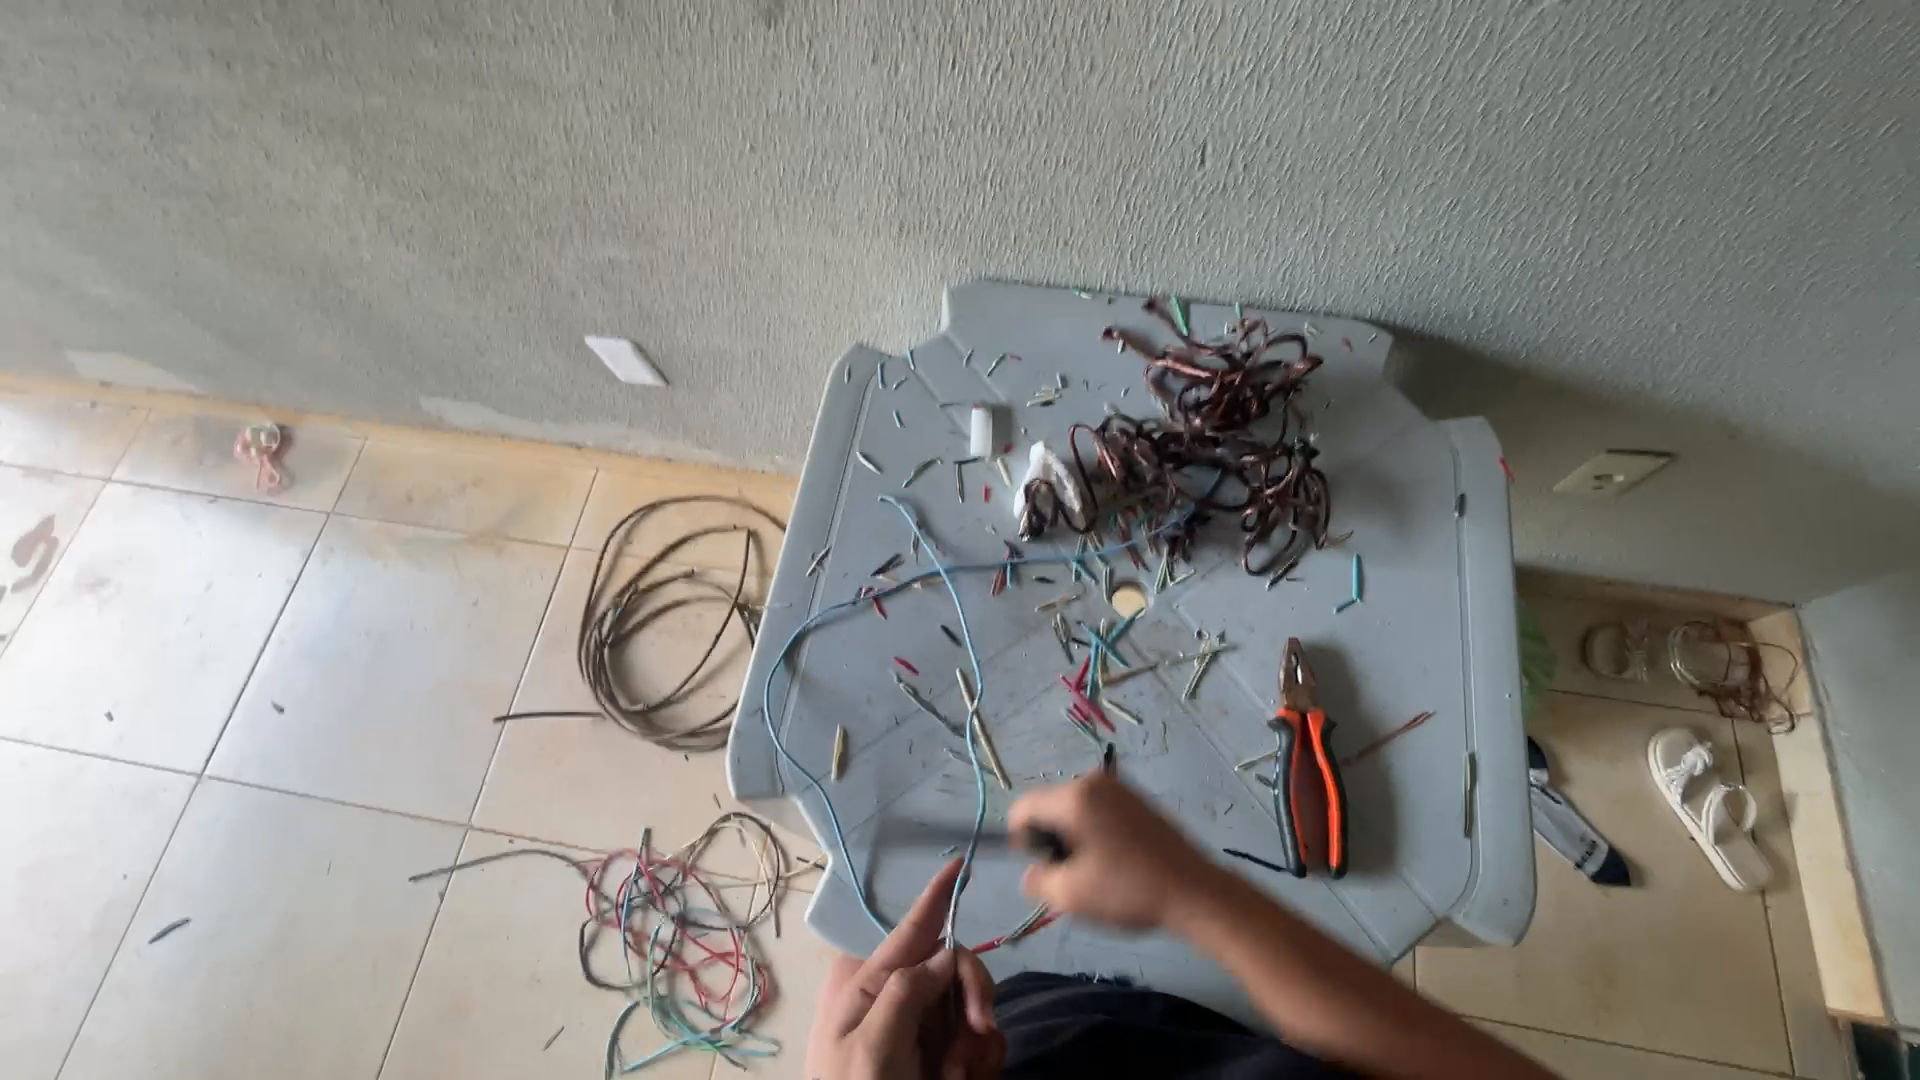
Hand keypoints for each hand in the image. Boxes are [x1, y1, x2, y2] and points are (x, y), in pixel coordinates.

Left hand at [805, 860, 1003, 1079]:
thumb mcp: (871, 1048)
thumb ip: (906, 991)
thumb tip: (940, 956)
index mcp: (872, 988)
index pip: (910, 929)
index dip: (936, 895)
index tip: (959, 863)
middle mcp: (902, 1003)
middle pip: (954, 965)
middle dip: (973, 991)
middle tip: (979, 1029)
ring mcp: (925, 1035)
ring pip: (974, 1005)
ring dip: (977, 1039)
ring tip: (956, 1078)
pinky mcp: (946, 1065)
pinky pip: (982, 1043)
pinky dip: (983, 1061)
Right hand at [1009, 772, 1221, 930]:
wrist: (1195, 892)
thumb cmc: (1129, 891)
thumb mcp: (1071, 895)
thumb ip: (1037, 880)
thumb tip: (1031, 871)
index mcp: (1074, 797)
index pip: (1024, 807)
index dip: (1021, 839)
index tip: (1042, 867)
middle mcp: (1093, 780)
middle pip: (1049, 806)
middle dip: (1051, 839)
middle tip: (1074, 875)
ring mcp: (1118, 786)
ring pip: (1073, 809)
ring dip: (1074, 838)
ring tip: (1098, 871)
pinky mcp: (1136, 798)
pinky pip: (1097, 809)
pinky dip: (1095, 832)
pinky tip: (1116, 860)